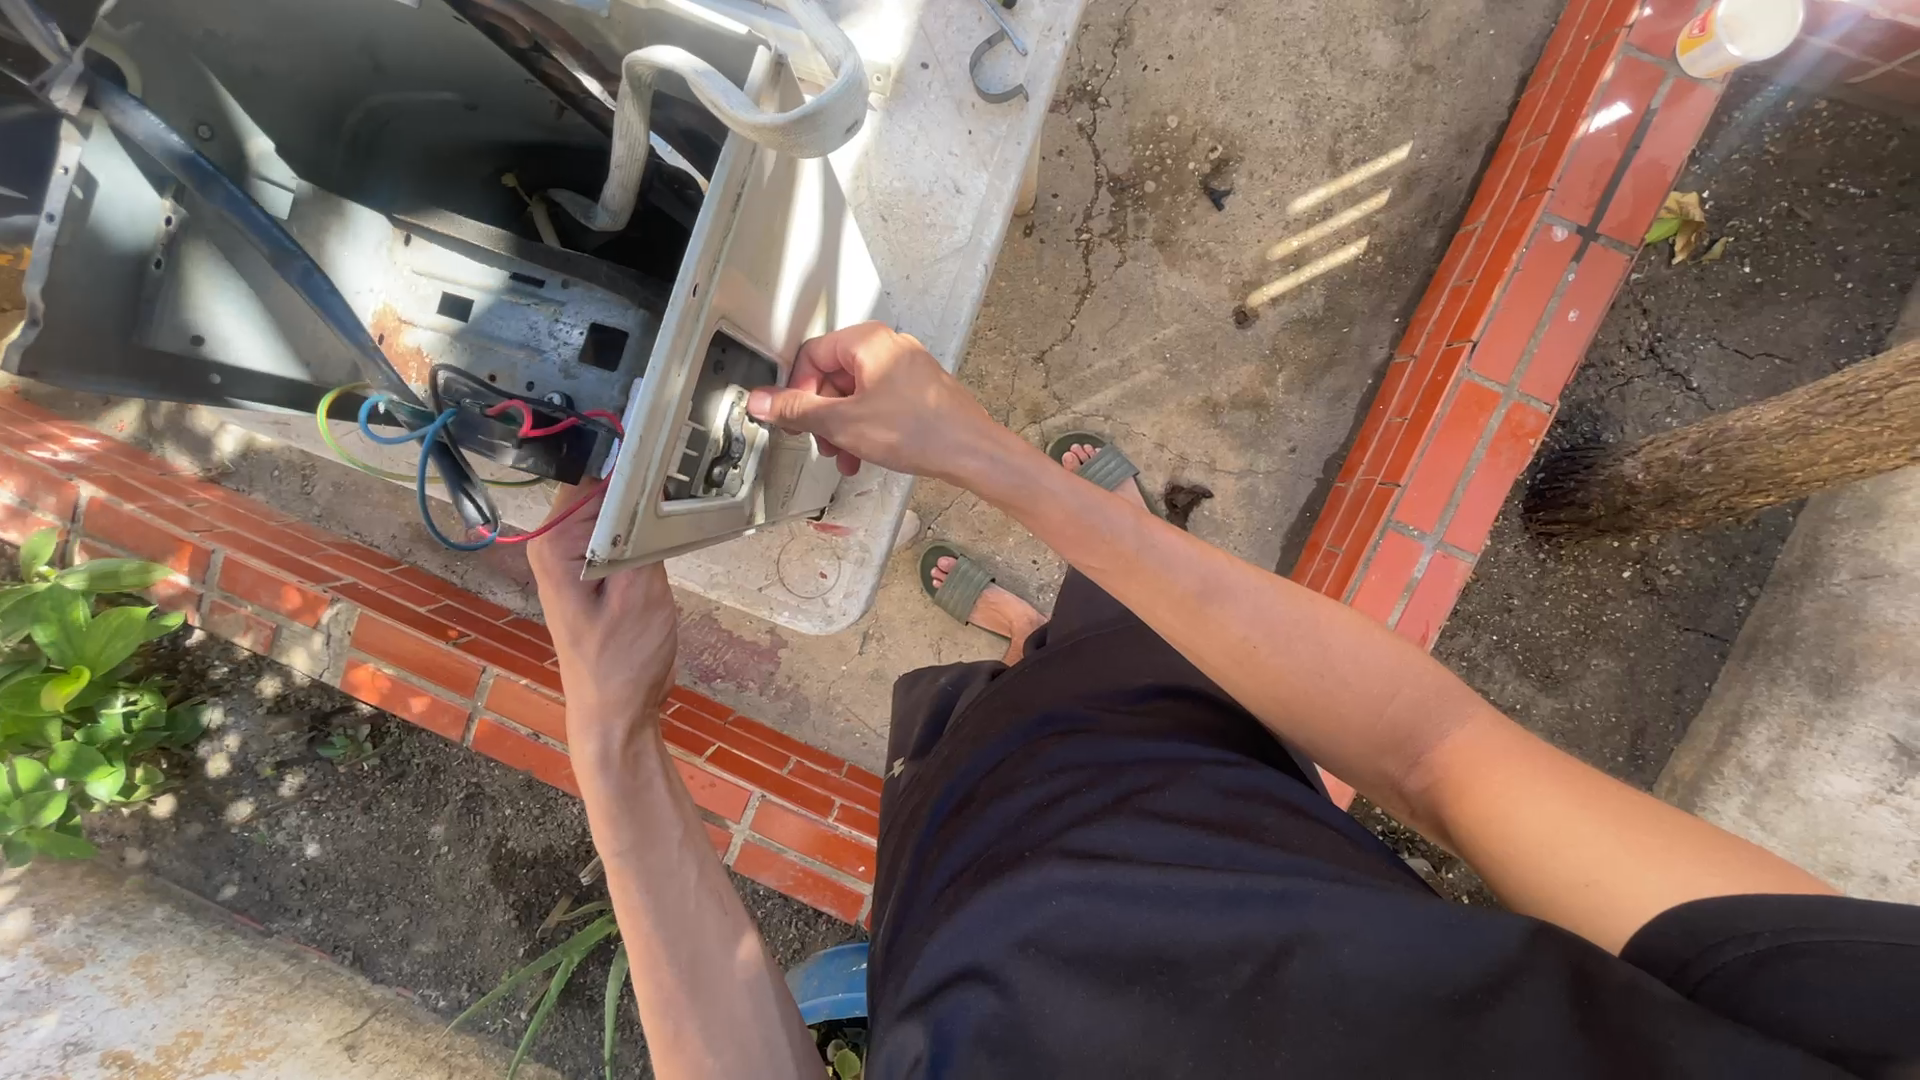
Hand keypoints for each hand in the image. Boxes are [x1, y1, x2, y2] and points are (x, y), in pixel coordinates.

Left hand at [526, 483, 677, 761]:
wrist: (619, 710)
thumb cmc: (624, 659)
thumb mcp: (639, 593)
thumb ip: (639, 536)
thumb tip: (647, 483)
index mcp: (555, 545)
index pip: (593, 479)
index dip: (633, 464)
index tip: (674, 451)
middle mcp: (558, 544)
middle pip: (604, 489)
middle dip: (645, 481)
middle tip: (692, 472)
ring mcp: (579, 558)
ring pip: (618, 509)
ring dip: (651, 503)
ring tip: (690, 492)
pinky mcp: (602, 571)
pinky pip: (625, 532)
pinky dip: (650, 526)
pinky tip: (678, 523)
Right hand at [746, 322, 1004, 482]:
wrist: (972, 452)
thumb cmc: (920, 431)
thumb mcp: (844, 423)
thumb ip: (798, 411)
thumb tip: (762, 402)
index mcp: (868, 342)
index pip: (811, 355)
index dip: (796, 390)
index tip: (793, 418)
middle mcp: (888, 347)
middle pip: (834, 376)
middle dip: (822, 415)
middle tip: (820, 442)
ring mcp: (906, 369)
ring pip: (856, 394)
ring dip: (842, 428)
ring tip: (843, 457)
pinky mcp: (919, 391)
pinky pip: (879, 404)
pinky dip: (866, 427)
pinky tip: (865, 456)